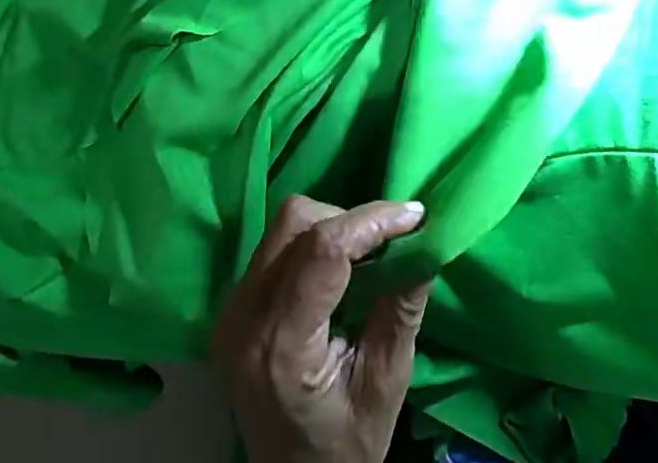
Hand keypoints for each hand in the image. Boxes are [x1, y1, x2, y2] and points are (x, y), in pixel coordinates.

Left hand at [212, 196, 434, 462]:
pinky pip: (274, 246)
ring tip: (366, 254)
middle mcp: (245, 316)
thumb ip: (402, 308)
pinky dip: (311, 241)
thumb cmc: (346, 445)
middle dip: (350, 219)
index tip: (415, 216)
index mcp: (283, 345)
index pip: (322, 250)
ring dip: (330, 225)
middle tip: (391, 239)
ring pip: (282, 226)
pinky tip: (336, 268)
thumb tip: (426, 242)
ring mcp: (231, 308)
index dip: (371, 221)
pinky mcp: (231, 304)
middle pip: (296, 223)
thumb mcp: (386, 383)